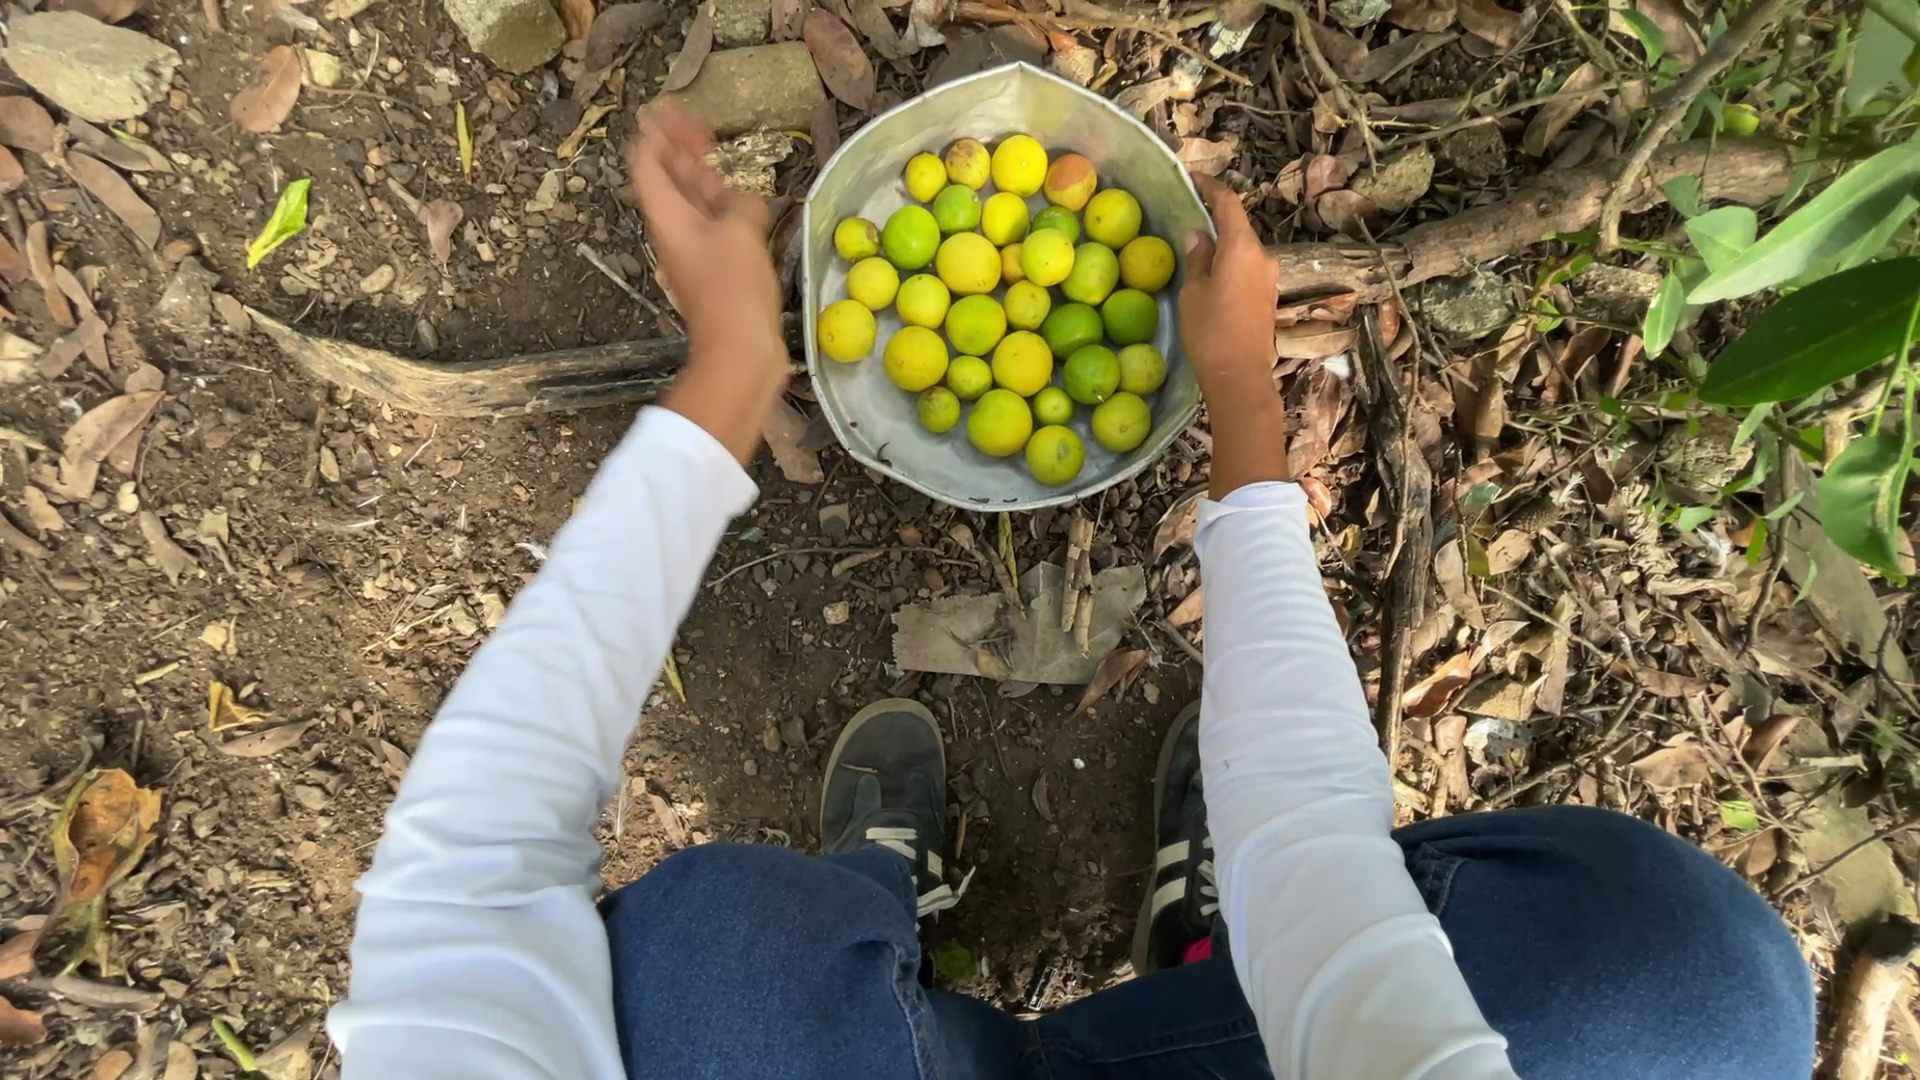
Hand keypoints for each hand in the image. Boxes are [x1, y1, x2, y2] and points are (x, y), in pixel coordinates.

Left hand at [628, 102, 788, 461]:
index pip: (649, 163)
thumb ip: (741, 205)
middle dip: (686, 155)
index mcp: (669, 218)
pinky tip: (751, 212)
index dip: (659, 135)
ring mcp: (699, 257)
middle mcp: (678, 235)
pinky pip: (720, 236)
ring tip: (728, 168)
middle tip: (705, 134)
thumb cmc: (733, 293)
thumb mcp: (740, 234)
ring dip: (710, 186)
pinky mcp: (721, 277)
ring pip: (697, 210)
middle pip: (672, 184)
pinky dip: (730, 217)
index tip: (679, 116)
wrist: (741, 355)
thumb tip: (746, 201)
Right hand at [1178, 176, 1289, 495]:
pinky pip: (1246, 272)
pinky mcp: (1267, 299)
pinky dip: (1229, 268)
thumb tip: (1198, 234)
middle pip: (1237, 228)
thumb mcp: (1193, 293)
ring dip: (1222, 249)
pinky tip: (1211, 281)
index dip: (1210, 187)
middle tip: (1188, 221)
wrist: (1239, 377)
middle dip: (1214, 222)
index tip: (1192, 179)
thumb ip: (1196, 259)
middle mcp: (1263, 256)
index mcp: (1242, 247)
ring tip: (1196, 255)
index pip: (1228, 203)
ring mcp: (1268, 279)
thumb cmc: (1210, 332)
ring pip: (1242, 252)